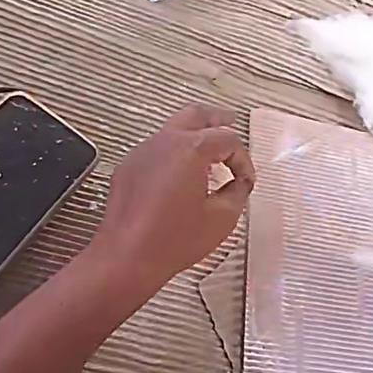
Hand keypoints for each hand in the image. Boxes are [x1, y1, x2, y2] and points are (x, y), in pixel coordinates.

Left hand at [89, 105, 253, 290]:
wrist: (127, 257)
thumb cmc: (169, 240)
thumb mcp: (221, 218)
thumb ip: (238, 191)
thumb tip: (239, 184)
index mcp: (190, 149)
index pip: (227, 139)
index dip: (243, 159)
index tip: (245, 178)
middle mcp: (163, 143)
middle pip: (196, 115)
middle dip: (217, 121)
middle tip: (231, 126)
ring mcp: (141, 153)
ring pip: (172, 130)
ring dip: (193, 136)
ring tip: (208, 154)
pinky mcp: (128, 168)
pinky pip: (154, 150)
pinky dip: (172, 154)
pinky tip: (180, 175)